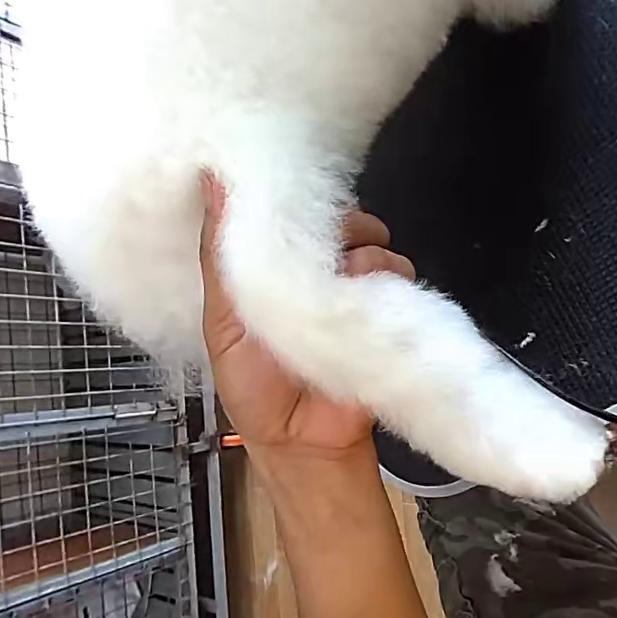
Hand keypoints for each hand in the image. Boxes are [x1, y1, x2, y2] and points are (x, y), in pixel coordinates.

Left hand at [199, 172, 415, 464]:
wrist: (301, 440)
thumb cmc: (256, 385)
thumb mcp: (222, 320)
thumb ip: (221, 254)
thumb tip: (212, 177)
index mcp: (283, 270)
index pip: (303, 215)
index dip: (306, 199)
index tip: (303, 198)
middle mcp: (328, 278)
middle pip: (353, 225)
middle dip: (350, 225)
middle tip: (338, 246)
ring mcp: (365, 299)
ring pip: (382, 252)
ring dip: (371, 259)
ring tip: (351, 286)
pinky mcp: (393, 320)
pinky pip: (404, 285)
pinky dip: (392, 284)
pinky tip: (372, 303)